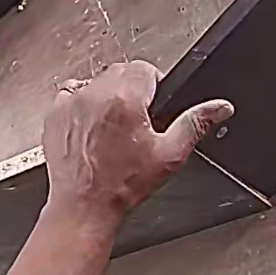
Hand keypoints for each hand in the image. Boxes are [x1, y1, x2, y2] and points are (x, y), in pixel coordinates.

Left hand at [42, 60, 233, 228]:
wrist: (85, 206)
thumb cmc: (121, 186)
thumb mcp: (169, 156)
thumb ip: (195, 124)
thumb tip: (220, 108)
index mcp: (125, 99)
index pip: (145, 68)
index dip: (153, 88)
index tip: (151, 108)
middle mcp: (95, 95)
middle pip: (120, 72)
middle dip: (130, 93)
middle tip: (133, 126)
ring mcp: (71, 103)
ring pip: (96, 82)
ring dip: (106, 98)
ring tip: (111, 132)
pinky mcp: (56, 113)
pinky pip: (72, 95)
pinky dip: (83, 107)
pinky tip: (92, 132)